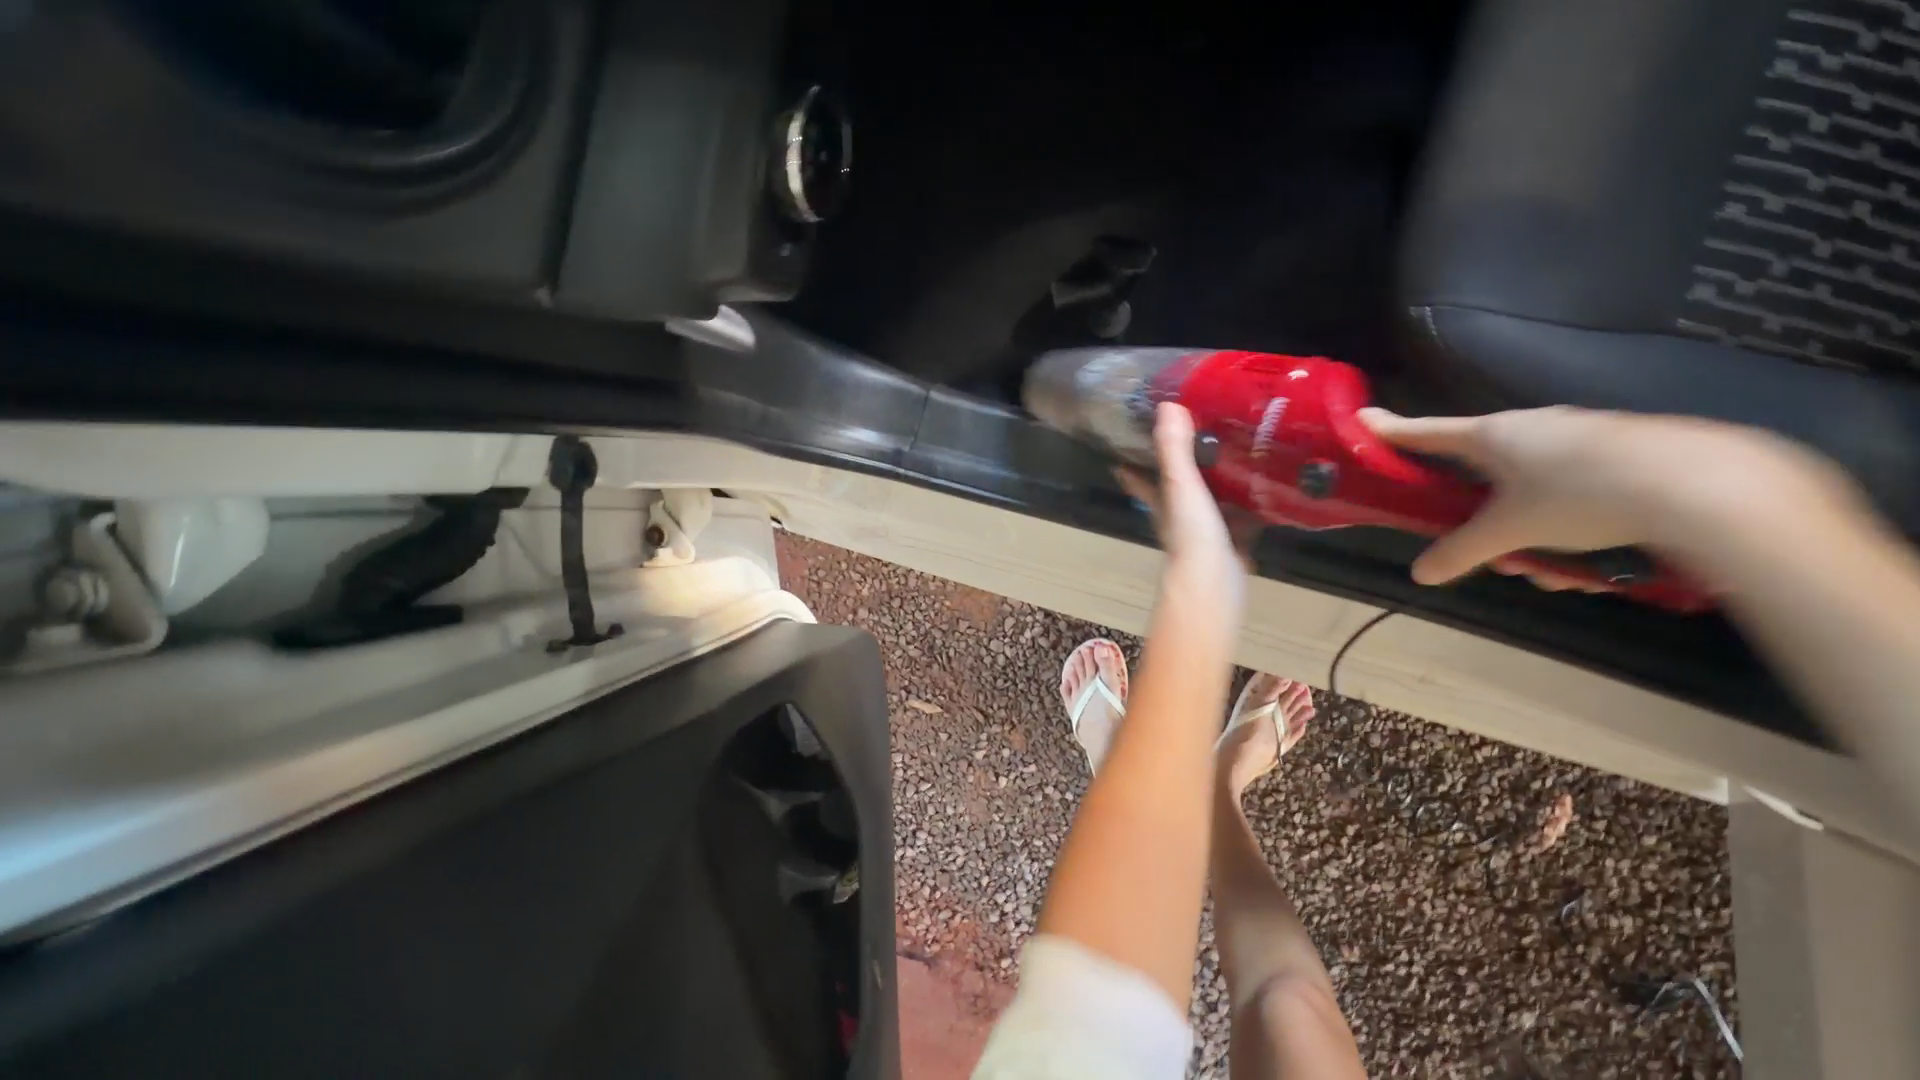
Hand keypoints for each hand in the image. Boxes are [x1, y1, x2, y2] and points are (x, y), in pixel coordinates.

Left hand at [1117, 403, 1256, 604]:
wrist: (1213, 584)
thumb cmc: (1191, 534)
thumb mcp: (1181, 485)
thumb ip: (1174, 449)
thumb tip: (1166, 405)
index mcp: (1163, 503)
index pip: (1140, 479)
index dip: (1133, 464)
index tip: (1130, 444)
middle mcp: (1180, 518)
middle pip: (1179, 489)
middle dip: (1187, 469)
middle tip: (1203, 438)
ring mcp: (1206, 535)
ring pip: (1212, 504)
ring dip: (1222, 485)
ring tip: (1242, 456)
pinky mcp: (1233, 546)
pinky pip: (1243, 522)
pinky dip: (1253, 509)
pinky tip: (1270, 493)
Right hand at [1357, 405, 1856, 585]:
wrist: (1699, 486)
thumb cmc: (1581, 494)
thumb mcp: (1511, 530)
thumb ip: (1461, 551)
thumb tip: (1420, 574)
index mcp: (1494, 435)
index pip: (1427, 433)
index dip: (1392, 431)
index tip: (1363, 421)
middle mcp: (1531, 431)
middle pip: (1483, 480)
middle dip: (1487, 527)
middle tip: (1502, 558)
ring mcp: (1578, 444)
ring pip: (1531, 500)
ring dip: (1536, 543)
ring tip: (1560, 575)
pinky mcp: (1618, 462)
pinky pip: (1573, 501)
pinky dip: (1573, 537)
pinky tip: (1595, 569)